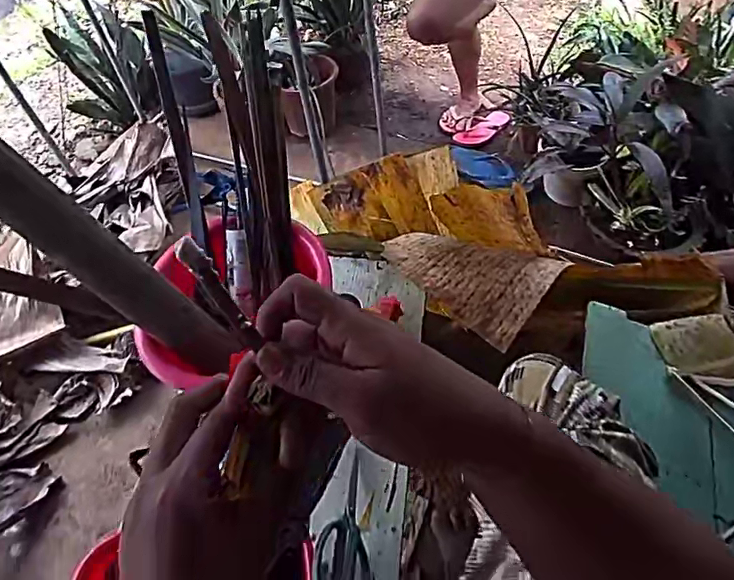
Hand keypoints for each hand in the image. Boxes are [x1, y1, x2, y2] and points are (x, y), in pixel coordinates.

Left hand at [119, 358, 319, 579]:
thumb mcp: (258, 529)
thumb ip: (274, 472)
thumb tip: (288, 430)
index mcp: (182, 486)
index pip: (216, 418)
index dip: (240, 389)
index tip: (254, 368)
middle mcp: (151, 485)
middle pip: (179, 413)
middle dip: (210, 392)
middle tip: (238, 386)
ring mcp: (136, 501)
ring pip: (165, 437)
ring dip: (196, 420)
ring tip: (227, 423)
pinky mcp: (132, 516)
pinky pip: (158, 465)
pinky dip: (183, 450)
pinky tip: (207, 465)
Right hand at [254, 275, 523, 471]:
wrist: (478, 434)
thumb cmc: (420, 413)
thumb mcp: (358, 400)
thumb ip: (309, 375)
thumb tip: (262, 349)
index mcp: (349, 324)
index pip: (298, 290)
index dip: (270, 310)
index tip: (254, 351)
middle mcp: (350, 333)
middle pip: (298, 331)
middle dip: (275, 365)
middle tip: (261, 411)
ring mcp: (361, 357)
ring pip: (310, 362)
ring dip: (293, 394)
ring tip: (285, 442)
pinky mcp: (369, 380)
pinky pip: (329, 381)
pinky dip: (314, 404)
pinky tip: (305, 438)